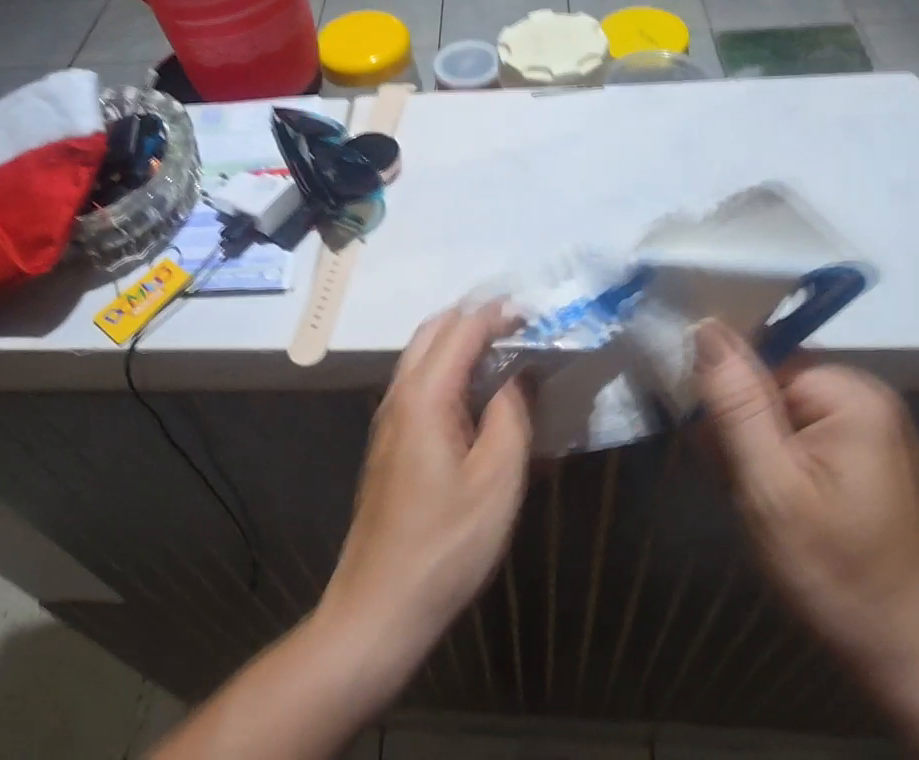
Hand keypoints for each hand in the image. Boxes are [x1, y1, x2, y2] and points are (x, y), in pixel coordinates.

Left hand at [319, 303, 532, 665]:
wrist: (381, 603)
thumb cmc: (446, 544)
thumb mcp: (497, 481)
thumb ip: (511, 416)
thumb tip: (519, 375)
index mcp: (423, 396)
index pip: (461, 330)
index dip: (499, 315)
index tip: (537, 315)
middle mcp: (398, 397)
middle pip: (433, 334)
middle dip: (475, 320)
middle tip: (522, 329)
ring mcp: (388, 422)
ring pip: (422, 360)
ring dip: (460, 347)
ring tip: (508, 358)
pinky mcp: (389, 446)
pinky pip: (419, 389)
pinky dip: (450, 376)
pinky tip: (481, 402)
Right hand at [693, 320, 918, 680]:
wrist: (899, 648)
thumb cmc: (833, 569)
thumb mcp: (770, 486)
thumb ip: (736, 404)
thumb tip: (705, 327)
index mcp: (850, 394)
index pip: (759, 359)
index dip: (724, 397)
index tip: (712, 444)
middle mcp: (862, 399)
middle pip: (765, 384)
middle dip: (737, 430)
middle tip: (740, 483)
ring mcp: (862, 428)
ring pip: (771, 414)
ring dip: (749, 451)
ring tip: (757, 500)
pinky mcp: (854, 456)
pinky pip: (791, 437)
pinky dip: (768, 465)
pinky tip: (771, 504)